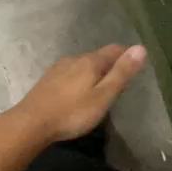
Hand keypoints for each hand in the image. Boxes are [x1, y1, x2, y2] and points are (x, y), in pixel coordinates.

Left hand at [7, 44, 147, 143]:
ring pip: (82, 64)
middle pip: (97, 56)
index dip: (126, 55)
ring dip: (94, 71)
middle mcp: (74, 59)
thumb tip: (140, 48)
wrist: (31, 122)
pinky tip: (78, 91)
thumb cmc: (72, 112)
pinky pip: (70, 73)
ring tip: (101, 87)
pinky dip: (80, 78)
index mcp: (90, 61)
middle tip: (121, 79)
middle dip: (110, 64)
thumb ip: (121, 73)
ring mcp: (58, 68)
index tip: (135, 65)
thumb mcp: (103, 96)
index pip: (114, 50)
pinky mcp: (48, 79)